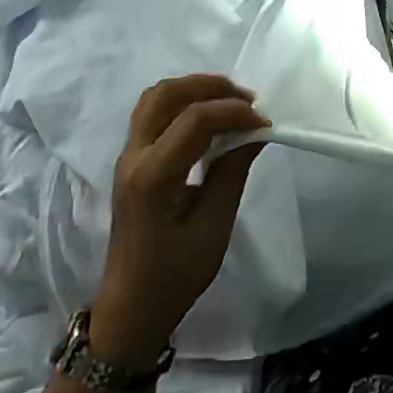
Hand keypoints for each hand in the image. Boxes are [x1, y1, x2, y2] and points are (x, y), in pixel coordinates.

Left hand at [94, 75, 268, 364]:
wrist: (132, 305)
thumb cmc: (176, 274)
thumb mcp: (215, 225)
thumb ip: (232, 171)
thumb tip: (255, 132)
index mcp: (152, 176)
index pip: (194, 120)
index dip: (234, 112)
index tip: (265, 123)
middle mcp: (133, 157)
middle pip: (164, 95)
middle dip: (209, 87)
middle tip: (247, 100)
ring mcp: (127, 158)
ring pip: (154, 99)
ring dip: (194, 91)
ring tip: (231, 104)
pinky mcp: (132, 163)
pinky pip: (153, 116)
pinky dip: (184, 106)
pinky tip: (211, 121)